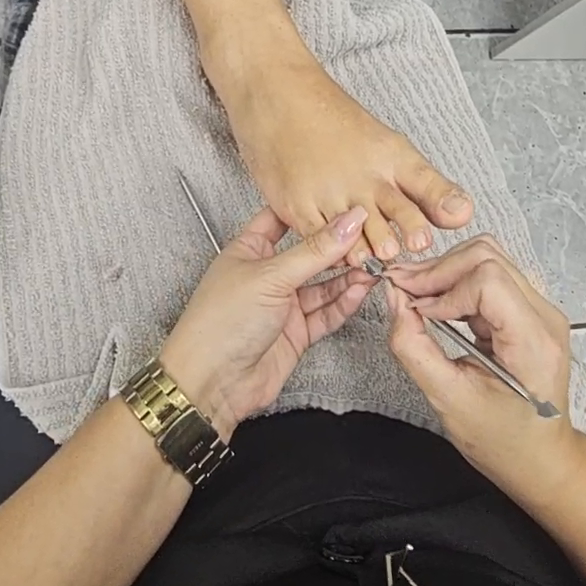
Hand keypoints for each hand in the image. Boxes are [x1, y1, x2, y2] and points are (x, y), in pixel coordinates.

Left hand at [159, 206, 377, 436]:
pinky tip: (361, 291)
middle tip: (371, 236)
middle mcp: (267, 274)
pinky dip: (344, 302)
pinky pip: (325, 313)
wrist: (211, 384)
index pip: (284, 219)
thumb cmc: (221, 323)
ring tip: (374, 265)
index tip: (343, 201)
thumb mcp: (271, 276)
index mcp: (249, 250)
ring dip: (348, 276)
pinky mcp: (295, 333)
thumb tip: (348, 222)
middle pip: (310, 253)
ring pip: (322, 284)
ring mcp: (282, 304)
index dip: (311, 210)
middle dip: (338, 247)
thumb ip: (315, 251)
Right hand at [223, 55, 475, 268]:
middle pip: (394, 216)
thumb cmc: (332, 120)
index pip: (426, 186)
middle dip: (401, 240)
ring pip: (358, 239)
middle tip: (400, 251)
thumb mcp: (387, 145)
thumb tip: (463, 214)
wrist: (278, 96)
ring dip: (367, 254)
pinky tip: (339, 255)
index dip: (437, 209)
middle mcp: (364, 175)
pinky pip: (320, 241)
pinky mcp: (298, 206)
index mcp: (391, 157)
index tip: (437, 229)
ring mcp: (330, 192)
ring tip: (371, 260)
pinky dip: (333, 253)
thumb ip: (426, 186)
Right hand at [384, 236, 580, 488]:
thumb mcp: (449, 400)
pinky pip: (488, 275)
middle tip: (403, 291)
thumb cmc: (505, 442)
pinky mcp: (526, 309)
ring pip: (486, 257)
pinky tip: (435, 303)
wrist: (541, 460)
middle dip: (438, 270)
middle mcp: (544, 316)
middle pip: (486, 256)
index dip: (443, 288)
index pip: (487, 279)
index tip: (416, 310)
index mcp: (534, 341)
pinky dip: (455, 282)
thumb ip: (414, 348)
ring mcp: (538, 309)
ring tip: (415, 295)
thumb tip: (393, 300)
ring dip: (445, 271)